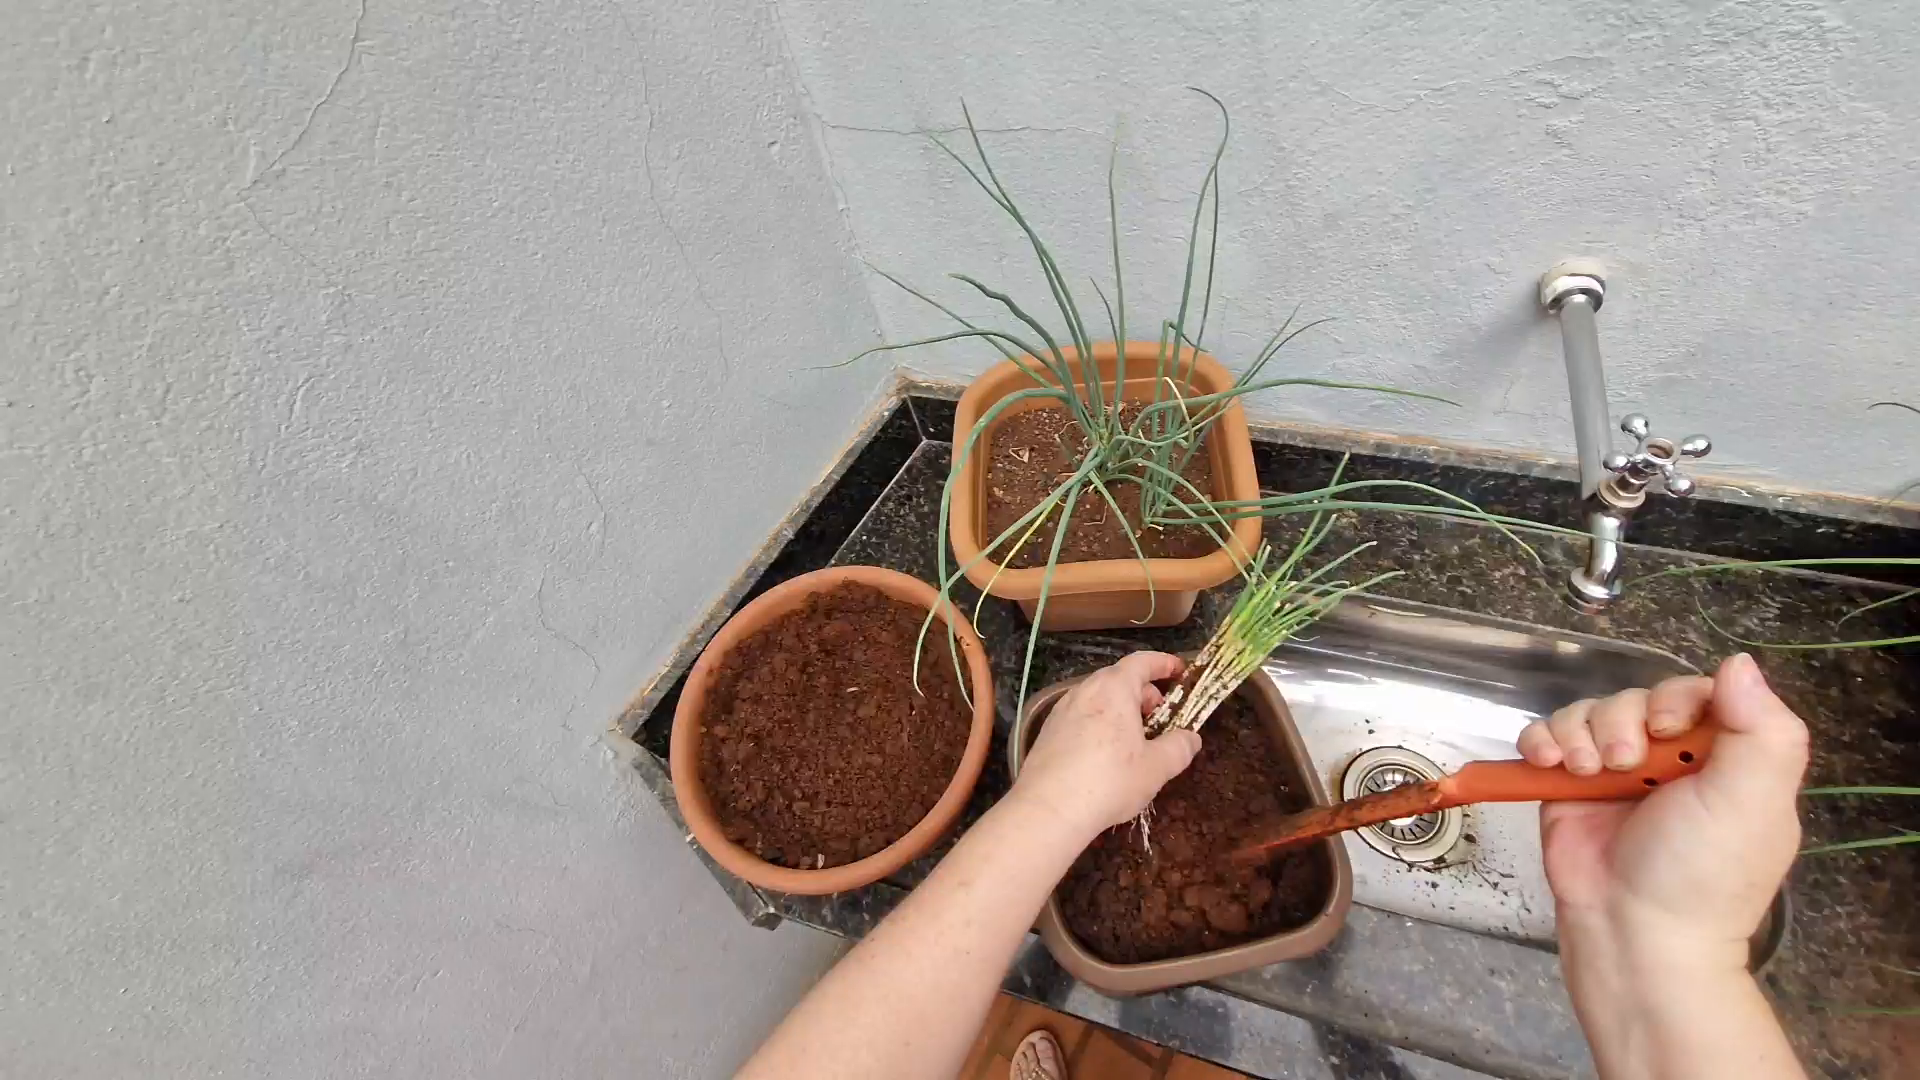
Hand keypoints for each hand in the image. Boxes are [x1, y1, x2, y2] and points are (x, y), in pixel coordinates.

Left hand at [1012, 652, 1202, 841]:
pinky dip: (1101, 721)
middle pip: (1119, 678)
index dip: (1163, 663)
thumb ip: (1178, 747)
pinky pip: (1083, 714)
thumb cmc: (1109, 781)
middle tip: (1162, 716)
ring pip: (1099, 697)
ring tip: (1136, 737)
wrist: (1049, 806)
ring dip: (1122, 708)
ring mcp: (1063, 708)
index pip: (1141, 661)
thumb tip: (1190, 737)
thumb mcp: (1156, 767)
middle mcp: (1085, 689)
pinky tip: (1106, 751)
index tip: (1180, 670)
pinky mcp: (1050, 729)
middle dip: (1144, 692)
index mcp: (1114, 688)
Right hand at [1517, 653, 1808, 971]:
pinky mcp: (1563, 778)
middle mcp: (1665, 756)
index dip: (1673, 698)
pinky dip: (1539, 741)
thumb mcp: (1748, 804)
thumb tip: (1739, 662)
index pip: (1697, 694)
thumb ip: (1760, 734)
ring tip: (1582, 772)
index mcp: (1721, 759)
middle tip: (1622, 765)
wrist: (1630, 921)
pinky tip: (1547, 764)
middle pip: (1631, 699)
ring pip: (1582, 712)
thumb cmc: (1700, 870)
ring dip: (1575, 734)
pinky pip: (1542, 734)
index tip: (1666, 731)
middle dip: (1617, 723)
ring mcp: (1609, 766)